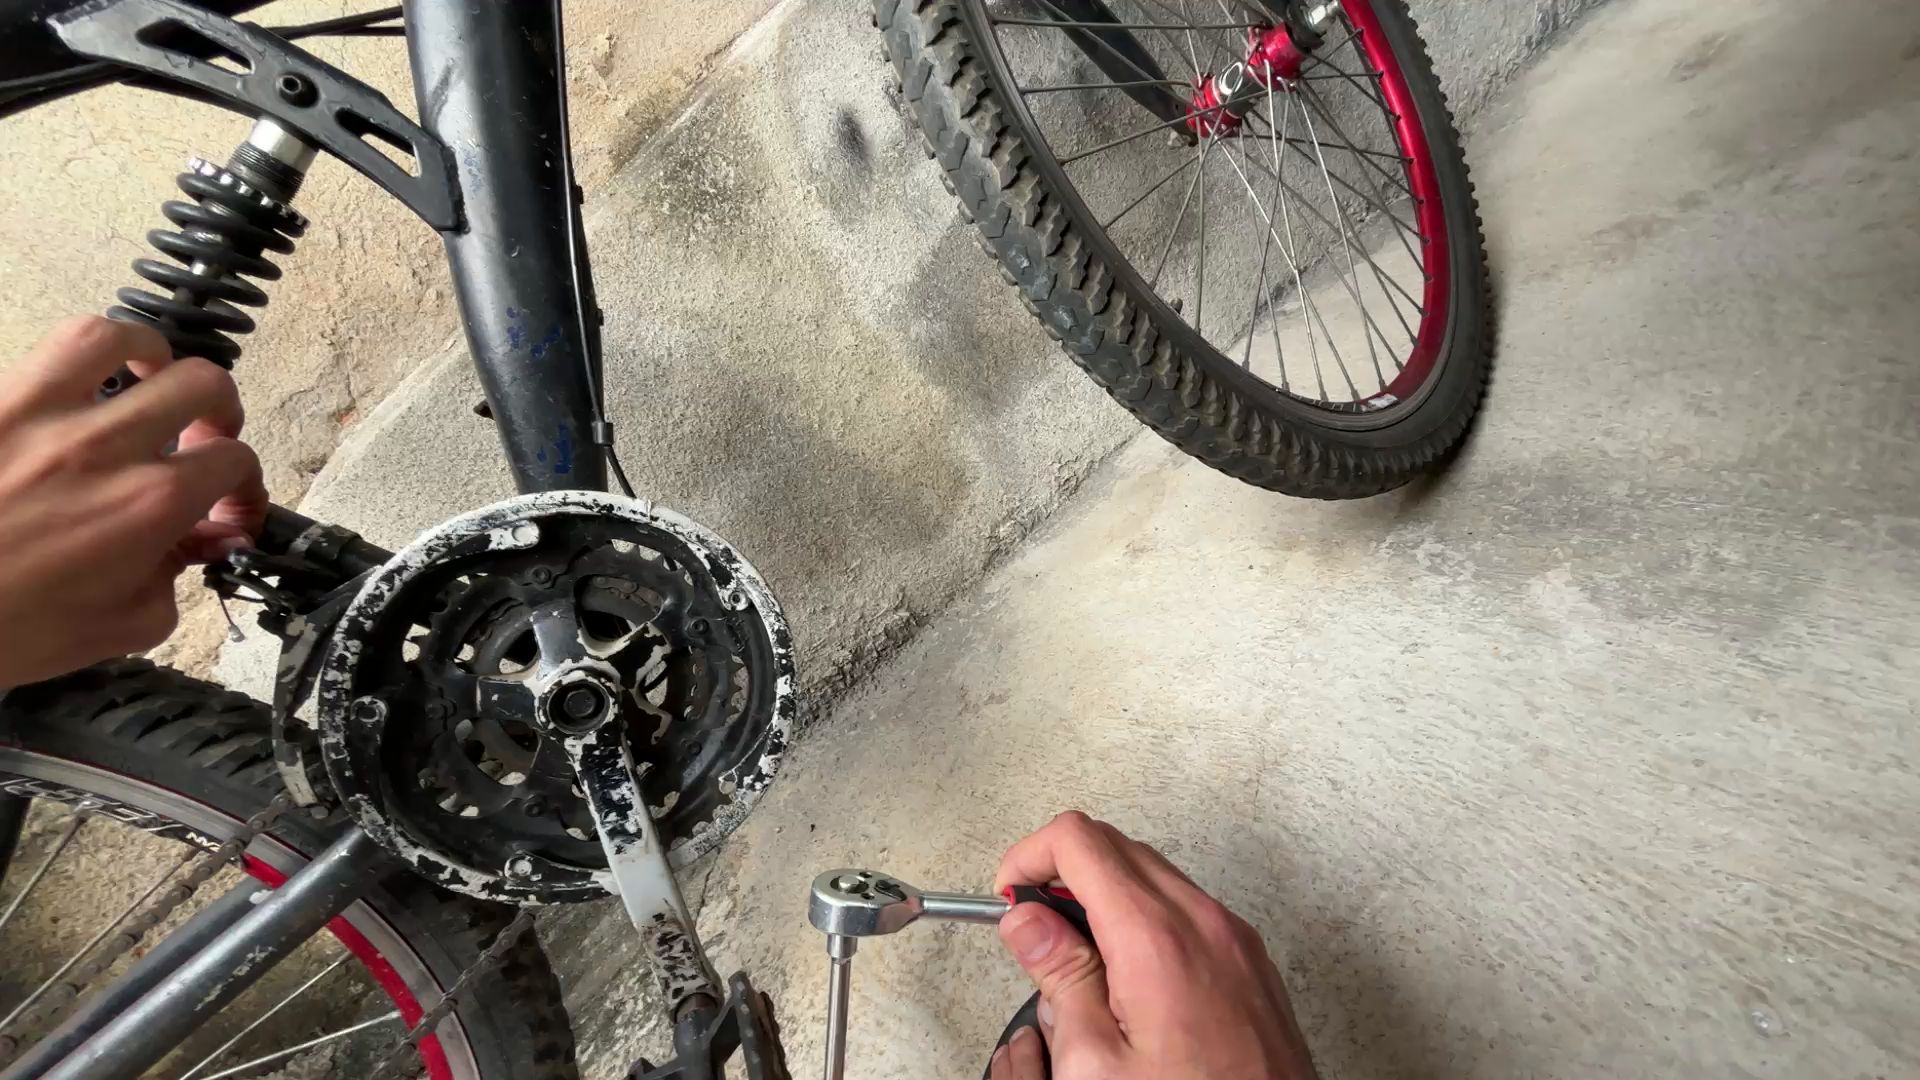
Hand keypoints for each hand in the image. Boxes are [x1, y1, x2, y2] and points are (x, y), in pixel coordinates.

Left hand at [0, 316, 267, 688]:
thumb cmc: (5, 634)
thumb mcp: (127, 622)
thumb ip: (177, 573)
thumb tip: (195, 543)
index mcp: (153, 500)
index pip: (237, 461)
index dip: (247, 487)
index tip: (230, 513)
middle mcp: (103, 446)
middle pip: (201, 382)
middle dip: (221, 408)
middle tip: (205, 434)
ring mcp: (25, 418)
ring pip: (108, 337)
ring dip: (144, 354)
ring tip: (143, 379)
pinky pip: (21, 367)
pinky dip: (56, 377)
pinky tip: (59, 407)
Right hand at [989, 811, 1317, 1079]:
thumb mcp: (1097, 1066)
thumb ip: (1060, 976)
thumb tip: (1027, 919)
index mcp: (1155, 936)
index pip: (1077, 839)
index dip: (1030, 856)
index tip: (1010, 895)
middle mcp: (1200, 919)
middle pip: (1110, 842)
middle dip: (1060, 869)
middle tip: (1034, 925)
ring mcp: (1232, 935)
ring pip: (1146, 867)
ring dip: (1100, 889)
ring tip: (1077, 957)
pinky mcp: (1248, 957)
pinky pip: (1182, 900)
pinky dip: (1141, 910)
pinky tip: (1125, 970)